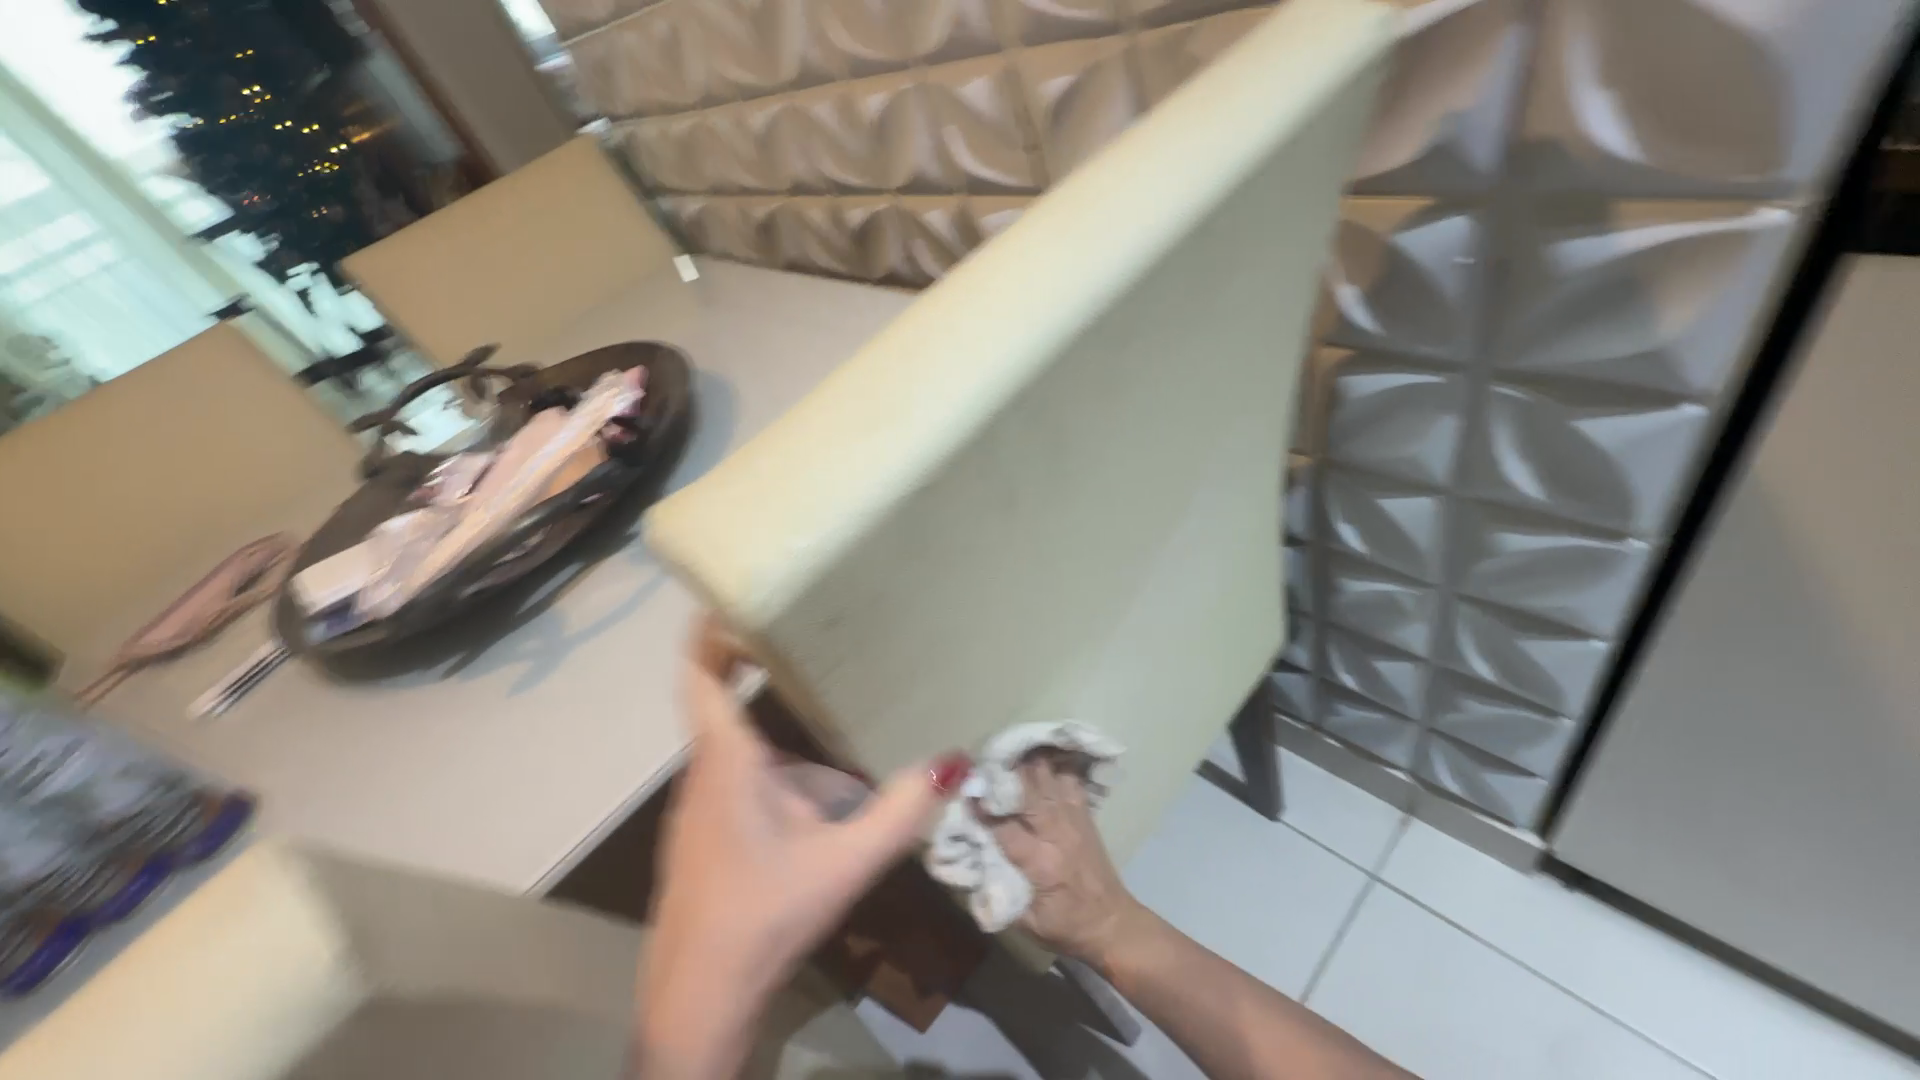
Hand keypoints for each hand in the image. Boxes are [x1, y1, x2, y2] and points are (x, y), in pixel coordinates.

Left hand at [635, 616, 966, 1078]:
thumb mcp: (843, 862)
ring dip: (769, 713)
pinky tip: (817, 777)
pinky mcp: (710, 833)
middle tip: (808, 627)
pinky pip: (740, 773)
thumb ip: (901, 812)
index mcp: (726, 760)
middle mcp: (705, 772)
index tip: (736, 591)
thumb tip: (955, 761)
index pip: (701, 674)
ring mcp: (703, 805)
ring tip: (821, 688)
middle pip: (720, 697)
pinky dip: (771, 756)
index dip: (710, 628)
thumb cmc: (762, 914)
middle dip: (756, 659)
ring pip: (735, 741)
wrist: (699, 995)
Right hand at [983, 754, 1148, 971]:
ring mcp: (1074, 822)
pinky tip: (1045, 748)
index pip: (1004, 828)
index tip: (964, 792)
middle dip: (1006, 774)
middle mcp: (1057, 835)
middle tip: (985, 756)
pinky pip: (1071, 782)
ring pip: (1051, 782)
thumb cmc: (1066, 927)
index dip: (983, 809)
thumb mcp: (1026, 922)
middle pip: (1030, 793)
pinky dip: (1058, 765)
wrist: (1113, 924)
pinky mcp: (1085, 817)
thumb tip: (969, 867)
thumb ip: (998, 894)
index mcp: (1040, 863)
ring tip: (1011, 744)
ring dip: (1030, 763)